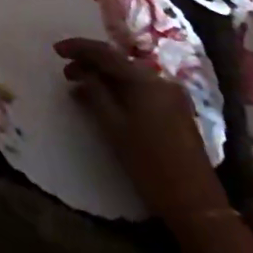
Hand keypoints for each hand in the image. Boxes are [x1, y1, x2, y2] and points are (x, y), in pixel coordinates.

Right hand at [56, 37, 228, 221]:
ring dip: (105, 79)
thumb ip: (95, 94)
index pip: (106, 53)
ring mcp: (172, 96)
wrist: (196, 204)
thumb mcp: (114, 128)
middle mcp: (161, 81)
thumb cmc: (149, 164)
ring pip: (130, 77)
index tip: (56, 50)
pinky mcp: (176, 111)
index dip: (79, 48)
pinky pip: (142, 90)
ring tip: (81, 89)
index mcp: (145, 81)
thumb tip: (82, 74)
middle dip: (90, 64)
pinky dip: (121, 91)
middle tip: (66, 74)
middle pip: (119, 63)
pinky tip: (106, 101)